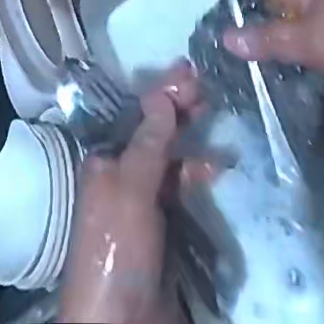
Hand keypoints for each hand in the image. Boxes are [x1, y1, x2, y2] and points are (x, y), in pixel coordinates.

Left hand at [60, 72, 200, 323]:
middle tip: (211, 88)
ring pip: (173, 159)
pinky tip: (218, 167)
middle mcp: (124, 178)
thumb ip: (148, 143)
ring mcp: (146, 204)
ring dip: (194, 139)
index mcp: (105, 165)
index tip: (192, 72)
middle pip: (156, 134)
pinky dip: (200, 174)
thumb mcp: (129, 191)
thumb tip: (161, 94)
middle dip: (181, 110)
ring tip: (217, 118)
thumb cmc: (115, 251)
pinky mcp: (168, 228)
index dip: (163, 93)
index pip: (137, 116)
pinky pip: (185, 189)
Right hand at [221, 0, 323, 113]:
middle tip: (216, 62)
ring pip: (293, 46)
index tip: (209, 23)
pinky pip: (310, 68)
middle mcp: (320, 12)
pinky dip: (292, 79)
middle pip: (278, 17)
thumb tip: (223, 35)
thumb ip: (268, 39)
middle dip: (250, 34)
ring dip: (271, 61)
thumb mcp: (310, 40)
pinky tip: (274, 97)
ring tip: (236, 84)